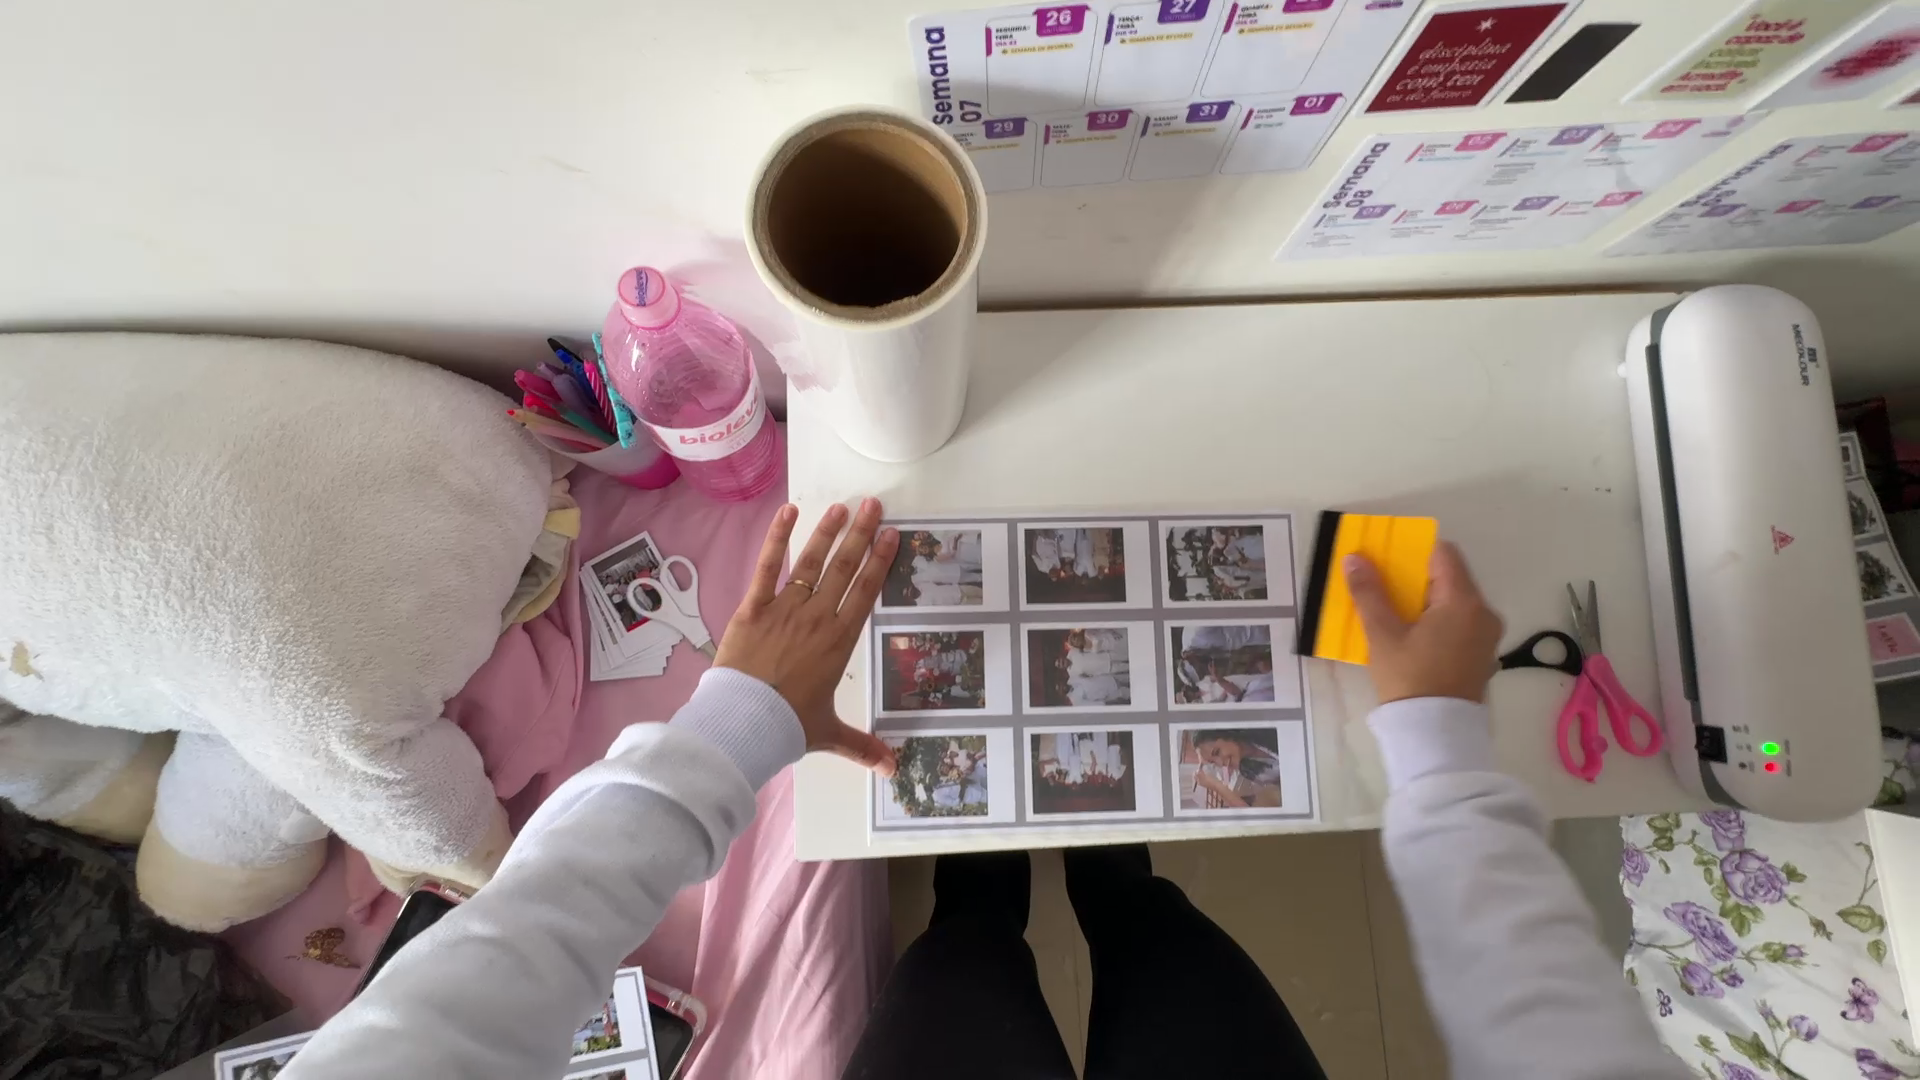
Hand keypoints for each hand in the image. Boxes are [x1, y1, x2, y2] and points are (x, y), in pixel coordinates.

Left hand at [718, 498, 899, 775]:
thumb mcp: (828, 733)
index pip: (866, 592)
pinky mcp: (754, 607)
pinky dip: (777, 538)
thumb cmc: (787, 726)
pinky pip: (767, 567)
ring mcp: (785, 608)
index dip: (881, 562)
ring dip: (828, 532)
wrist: (740, 724)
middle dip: (862, 535)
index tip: (893, 536)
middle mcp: (817, 617)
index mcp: (839, 640)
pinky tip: (788, 511)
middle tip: (875, 506)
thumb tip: (892, 768)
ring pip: (811, 562)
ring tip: (843, 506)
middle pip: (844, 568)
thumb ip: (861, 745)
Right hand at [1344, 541, 1503, 704]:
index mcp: (1463, 602)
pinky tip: (1408, 633)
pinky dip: (1434, 618)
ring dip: (1422, 599)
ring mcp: (1485, 635)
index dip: (1413, 550)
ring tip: (1390, 611)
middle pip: (1448, 578)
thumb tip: (1354, 558)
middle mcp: (1483, 613)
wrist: (1434, 731)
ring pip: (1452, 601)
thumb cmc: (1409, 676)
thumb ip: (1369, 592)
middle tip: (1380, 585)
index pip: (1443, 555)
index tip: (1385, 558)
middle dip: (1413, 576)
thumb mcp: (1382, 633)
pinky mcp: (1480, 653)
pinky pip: (1457, 622)